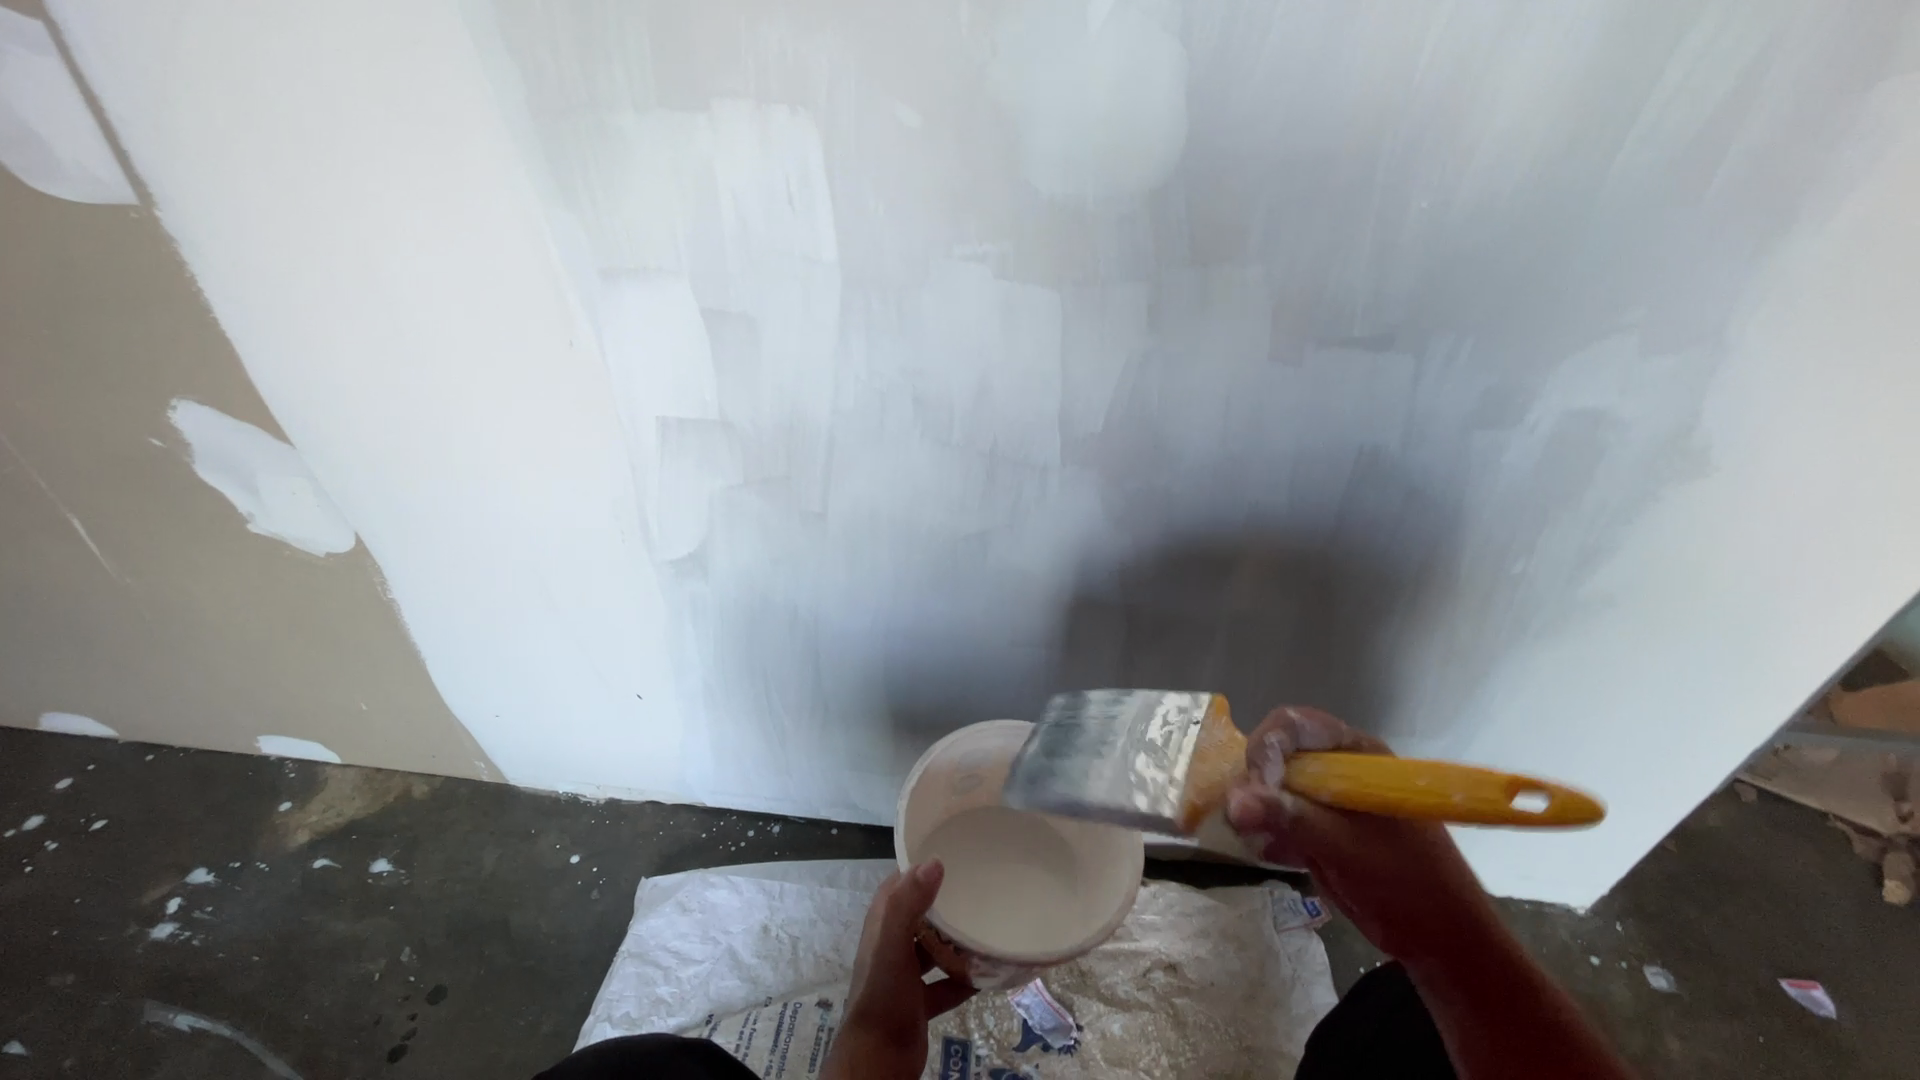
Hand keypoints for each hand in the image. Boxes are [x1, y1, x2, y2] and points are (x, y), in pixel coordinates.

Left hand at [822, 861, 975, 1079]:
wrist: (879, 1057)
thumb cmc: (884, 995)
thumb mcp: (893, 944)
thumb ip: (907, 904)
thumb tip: (934, 862)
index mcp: (882, 926)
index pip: (898, 885)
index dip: (919, 868)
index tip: (950, 855)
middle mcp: (891, 946)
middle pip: (919, 914)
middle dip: (944, 903)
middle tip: (978, 888)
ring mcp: (904, 975)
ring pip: (933, 949)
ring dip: (955, 941)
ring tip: (986, 926)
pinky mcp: (919, 1002)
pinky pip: (945, 983)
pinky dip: (963, 979)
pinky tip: (986, 974)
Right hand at [1224, 706, 1501, 965]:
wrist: (1439, 938)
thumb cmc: (1406, 882)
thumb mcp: (1346, 848)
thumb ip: (1290, 818)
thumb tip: (1233, 802)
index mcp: (1354, 753)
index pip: (1293, 726)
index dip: (1266, 748)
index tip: (1255, 789)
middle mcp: (1335, 765)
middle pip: (1273, 752)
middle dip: (1254, 782)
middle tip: (1244, 818)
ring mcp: (1324, 796)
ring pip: (1268, 784)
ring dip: (1254, 808)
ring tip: (1255, 838)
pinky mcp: (1315, 825)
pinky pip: (1274, 814)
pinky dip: (1264, 831)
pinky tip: (1272, 853)